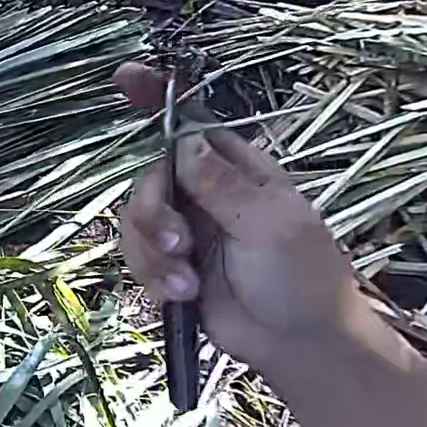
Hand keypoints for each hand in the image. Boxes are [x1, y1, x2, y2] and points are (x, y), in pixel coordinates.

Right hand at [115, 63, 381, 368]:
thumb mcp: (270, 224)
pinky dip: (152, 278)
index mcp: (235, 169)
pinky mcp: (168, 264)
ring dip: (153, 254)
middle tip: (177, 242)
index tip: (123, 79)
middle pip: (148, 178)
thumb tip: (185, 139)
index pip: (191, 122)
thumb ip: (221, 184)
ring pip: (135, 220)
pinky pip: (136, 257)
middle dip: (153, 213)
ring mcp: (184, 229)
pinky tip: (181, 296)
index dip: (157, 98)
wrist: (299, 346)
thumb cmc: (303, 278)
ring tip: (186, 284)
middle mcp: (202, 193)